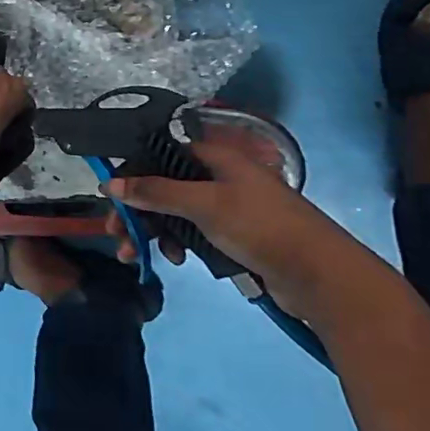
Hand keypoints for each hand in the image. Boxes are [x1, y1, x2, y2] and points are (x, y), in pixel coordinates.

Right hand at [103, 128, 383, 318]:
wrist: (319, 274)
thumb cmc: (260, 226)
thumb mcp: (204, 205)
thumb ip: (156, 192)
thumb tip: (110, 183)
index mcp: (216, 159)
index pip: (161, 156)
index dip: (133, 175)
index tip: (111, 199)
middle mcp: (219, 177)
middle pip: (165, 187)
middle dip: (139, 212)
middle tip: (117, 236)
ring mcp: (227, 207)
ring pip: (176, 213)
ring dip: (154, 232)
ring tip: (138, 256)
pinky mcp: (234, 235)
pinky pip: (193, 232)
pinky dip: (179, 243)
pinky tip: (177, 259)